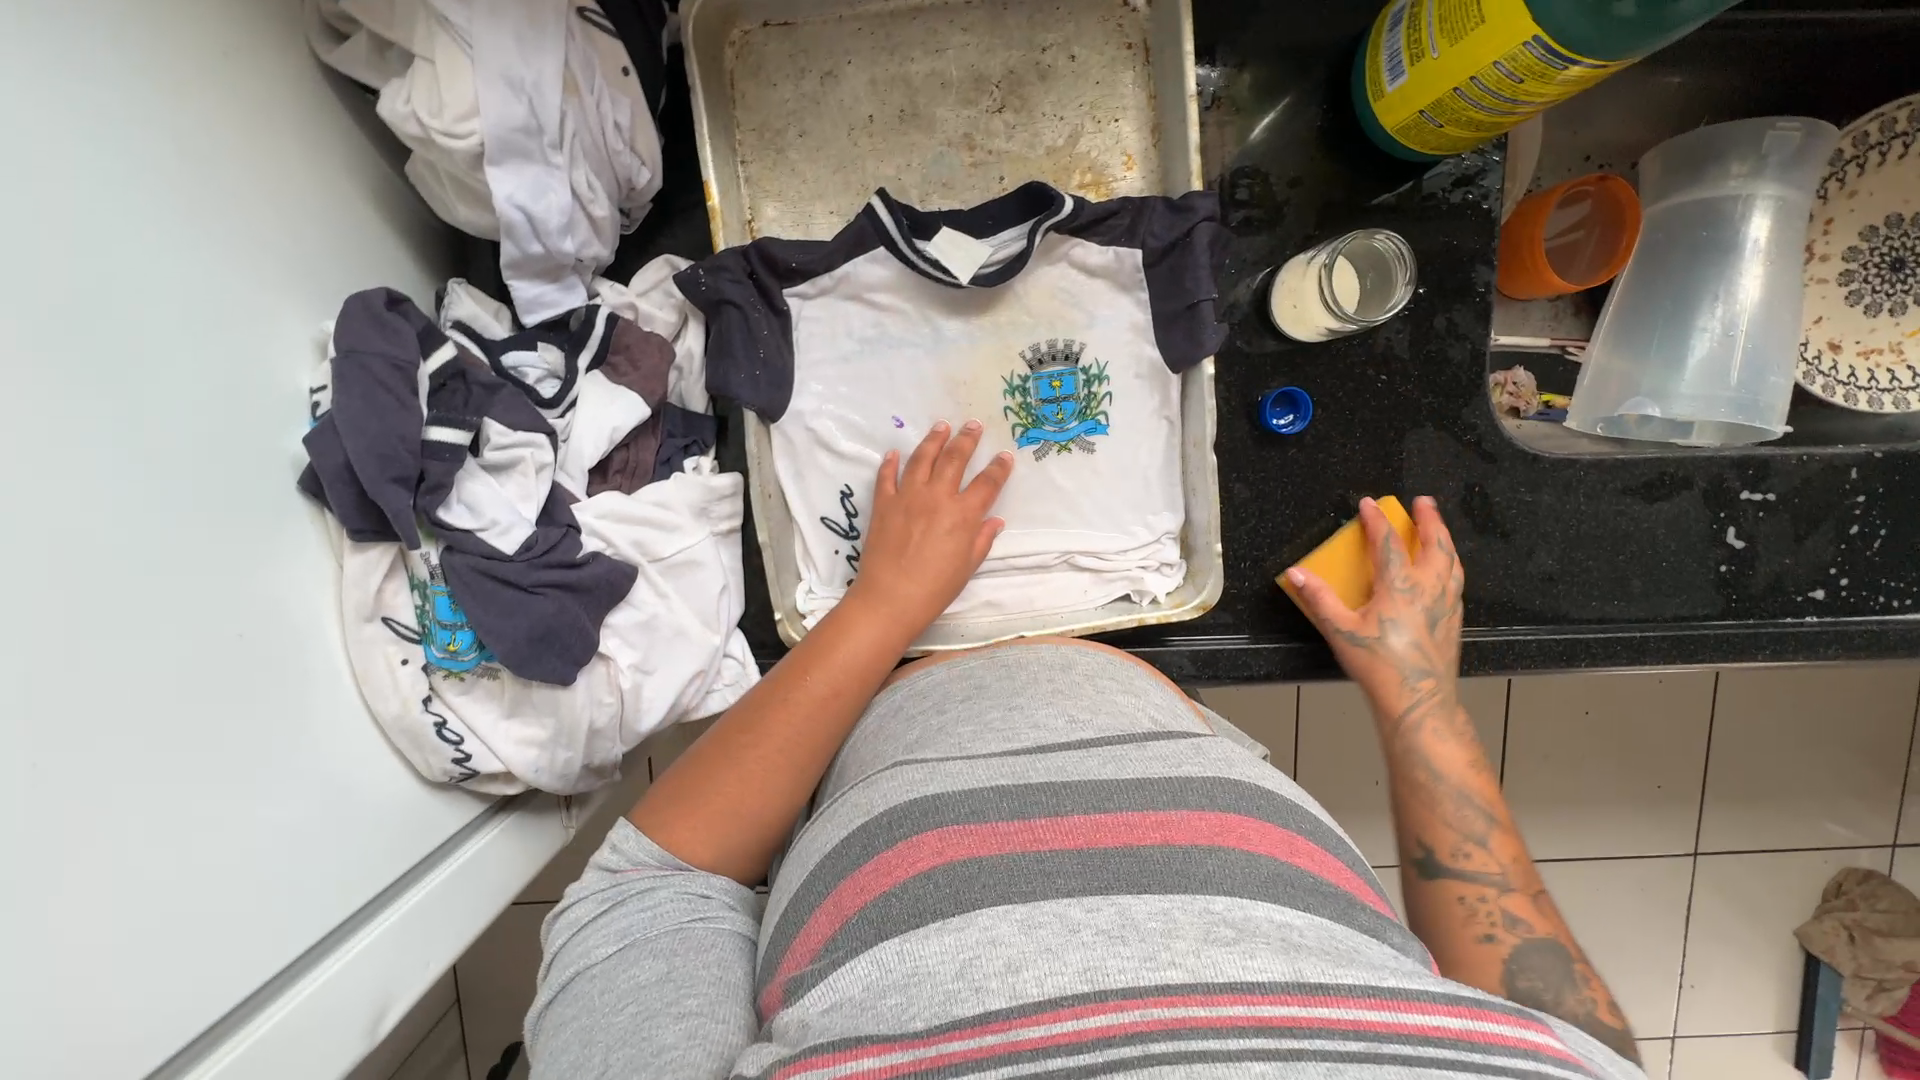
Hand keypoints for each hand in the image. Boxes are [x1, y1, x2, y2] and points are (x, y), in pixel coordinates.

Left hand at [842, 420, 1012, 638]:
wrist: (890, 598)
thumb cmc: (935, 589)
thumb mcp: (967, 567)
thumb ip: (981, 540)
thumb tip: (994, 522)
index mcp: (963, 515)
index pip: (988, 483)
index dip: (998, 468)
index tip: (1004, 456)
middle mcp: (937, 497)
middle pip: (955, 458)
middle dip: (967, 439)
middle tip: (973, 425)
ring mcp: (907, 497)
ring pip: (922, 458)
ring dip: (934, 439)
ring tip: (941, 426)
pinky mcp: (883, 503)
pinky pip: (887, 476)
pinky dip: (891, 462)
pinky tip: (894, 453)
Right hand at [1285, 496, 1464, 723]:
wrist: (1417, 699)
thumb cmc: (1378, 665)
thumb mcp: (1340, 630)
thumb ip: (1318, 598)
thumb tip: (1296, 573)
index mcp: (1399, 587)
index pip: (1388, 543)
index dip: (1377, 520)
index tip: (1369, 503)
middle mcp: (1428, 589)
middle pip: (1435, 545)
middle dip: (1429, 520)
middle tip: (1424, 502)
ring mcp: (1446, 605)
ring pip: (1452, 562)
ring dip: (1445, 540)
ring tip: (1438, 530)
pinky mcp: (1454, 620)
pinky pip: (1456, 582)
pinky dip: (1451, 566)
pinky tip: (1446, 572)